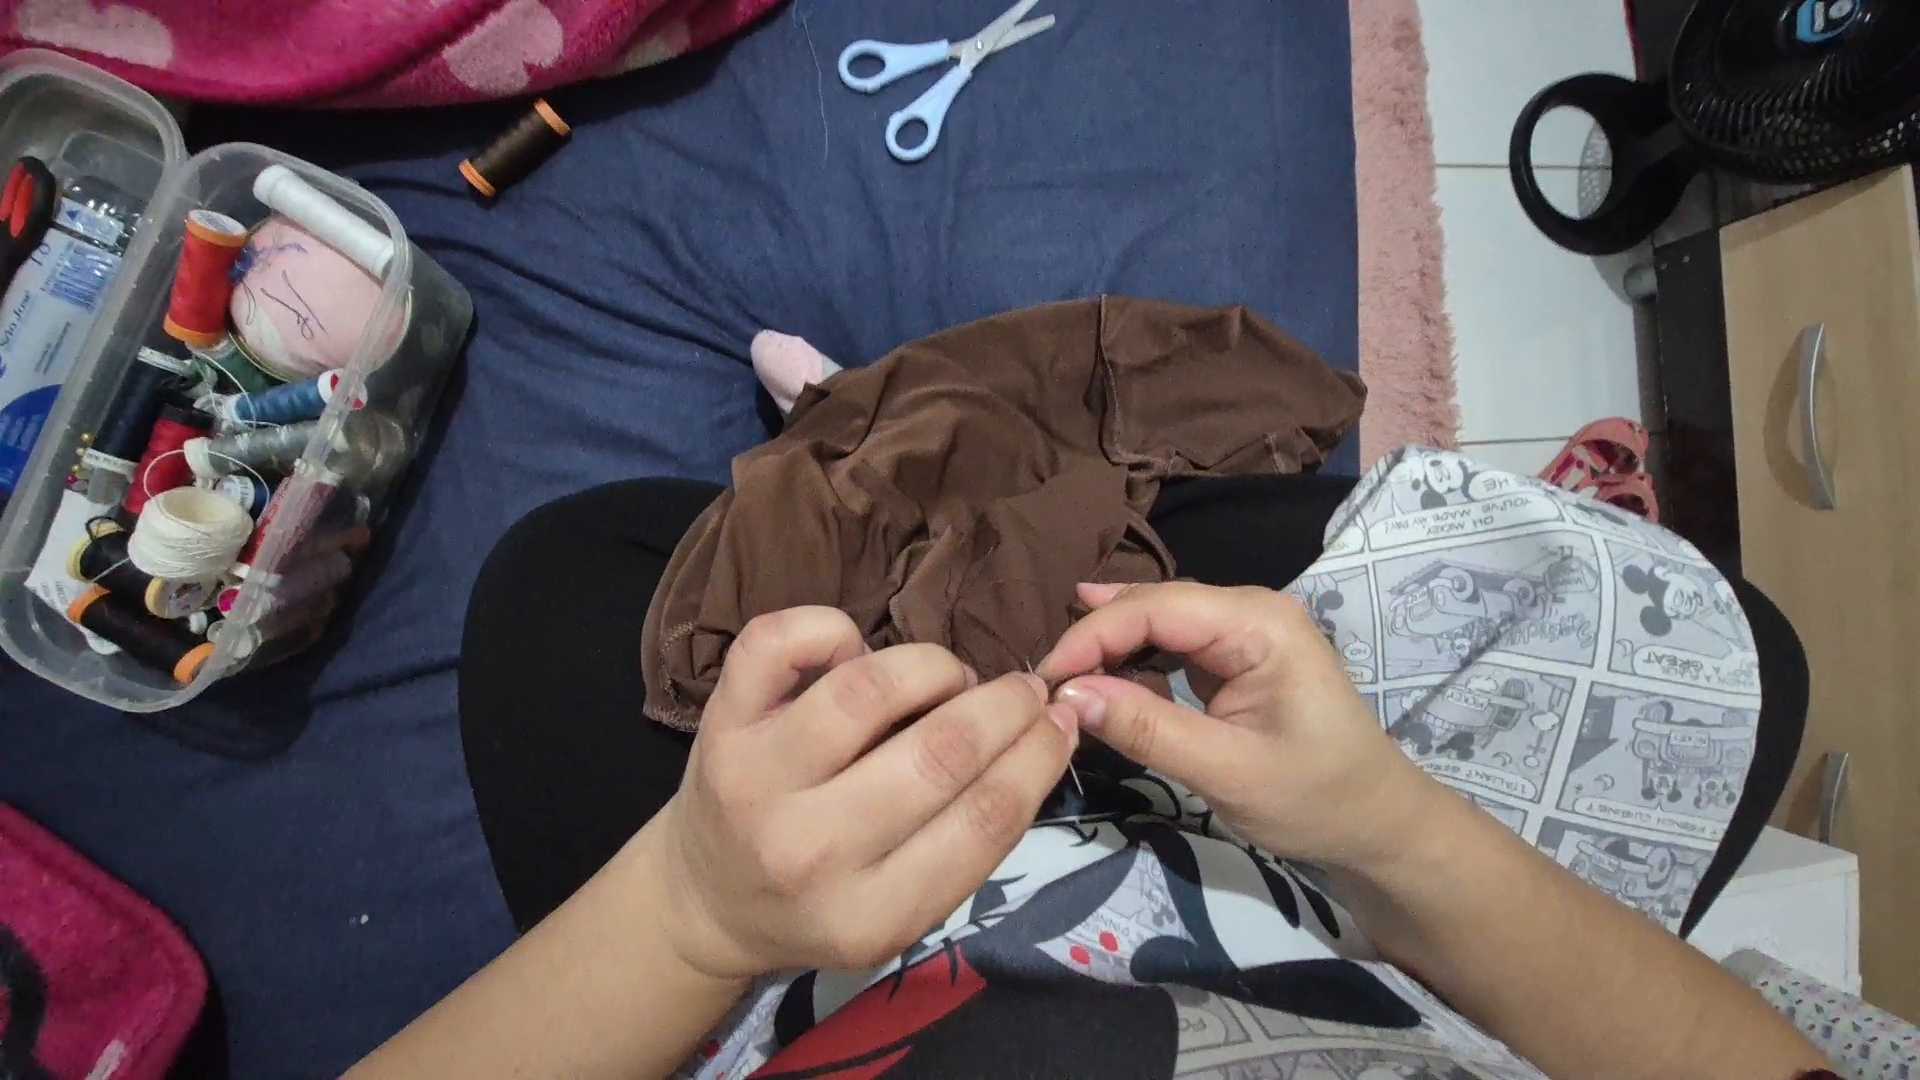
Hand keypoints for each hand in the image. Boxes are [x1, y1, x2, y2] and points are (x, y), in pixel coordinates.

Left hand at [646, 607, 1078, 981]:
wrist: (707, 898)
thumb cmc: (821, 901)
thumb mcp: (902, 909)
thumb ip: (967, 834)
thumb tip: (1040, 731)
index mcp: (870, 915)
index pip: (984, 821)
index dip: (1039, 756)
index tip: (1060, 720)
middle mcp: (809, 850)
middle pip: (938, 752)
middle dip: (1005, 705)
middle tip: (1023, 690)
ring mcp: (755, 778)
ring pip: (868, 687)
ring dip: (935, 667)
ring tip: (950, 679)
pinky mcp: (720, 722)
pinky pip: (778, 642)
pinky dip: (831, 627)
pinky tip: (856, 651)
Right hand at [1038, 582, 1440, 873]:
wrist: (1378, 825)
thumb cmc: (1316, 800)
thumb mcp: (1227, 772)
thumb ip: (1146, 729)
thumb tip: (1066, 696)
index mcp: (1258, 622)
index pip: (1154, 608)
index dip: (1092, 637)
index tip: (1045, 681)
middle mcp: (1247, 609)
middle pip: (1150, 605)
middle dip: (1095, 639)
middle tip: (1047, 684)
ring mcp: (1240, 629)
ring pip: (1154, 620)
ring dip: (1109, 648)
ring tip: (1064, 680)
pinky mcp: (1231, 654)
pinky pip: (1168, 644)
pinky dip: (1131, 662)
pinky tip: (1104, 681)